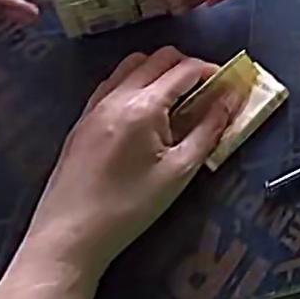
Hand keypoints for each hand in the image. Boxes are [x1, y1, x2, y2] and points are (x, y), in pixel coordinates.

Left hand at [22, 47, 239, 275]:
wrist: (66, 241)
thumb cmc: (128, 209)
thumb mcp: (179, 171)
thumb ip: (210, 128)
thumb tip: (233, 97)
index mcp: (144, 106)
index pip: (186, 69)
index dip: (212, 71)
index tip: (227, 85)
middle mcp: (118, 95)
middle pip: (160, 57)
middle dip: (188, 65)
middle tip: (204, 90)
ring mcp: (96, 105)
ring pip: (134, 63)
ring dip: (160, 69)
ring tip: (174, 97)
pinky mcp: (82, 119)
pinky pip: (114, 81)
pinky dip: (135, 81)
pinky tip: (143, 109)